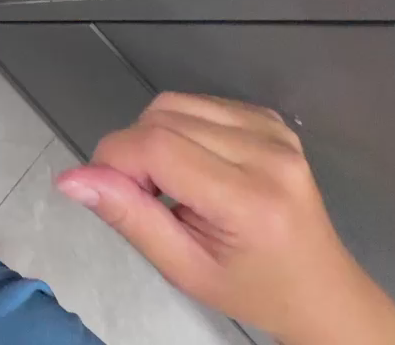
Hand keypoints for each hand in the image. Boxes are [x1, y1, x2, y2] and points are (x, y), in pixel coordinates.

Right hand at [56, 93, 394, 344]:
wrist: (324, 292)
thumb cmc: (252, 290)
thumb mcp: (184, 269)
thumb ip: (128, 217)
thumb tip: (70, 179)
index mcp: (250, 199)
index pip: (157, 147)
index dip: (115, 161)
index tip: (112, 194)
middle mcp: (267, 152)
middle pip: (160, 119)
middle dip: (132, 153)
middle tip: (145, 197)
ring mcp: (273, 129)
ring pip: (172, 104)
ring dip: (153, 137)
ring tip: (172, 183)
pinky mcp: (269, 117)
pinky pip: (195, 102)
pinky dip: (178, 127)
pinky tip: (196, 163)